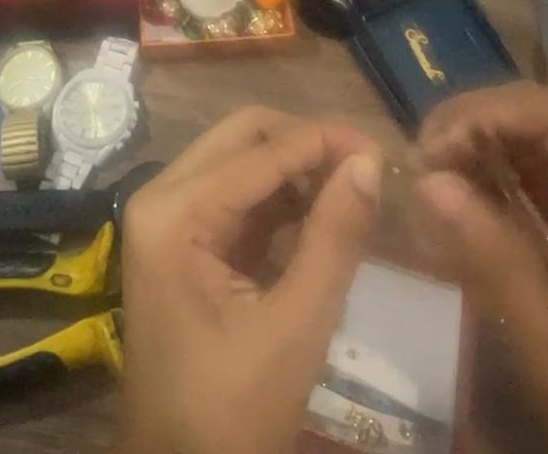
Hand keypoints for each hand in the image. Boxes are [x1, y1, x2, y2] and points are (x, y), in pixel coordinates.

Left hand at [116, 108, 381, 453]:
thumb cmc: (232, 410)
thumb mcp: (295, 327)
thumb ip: (334, 239)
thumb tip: (369, 162)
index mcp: (174, 213)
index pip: (261, 151)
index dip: (326, 142)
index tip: (385, 151)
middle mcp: (161, 198)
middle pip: (243, 137)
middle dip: (307, 143)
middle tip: (367, 167)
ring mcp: (169, 218)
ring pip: (241, 161)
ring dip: (297, 167)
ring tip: (356, 188)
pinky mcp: (185, 241)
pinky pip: (238, 197)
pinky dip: (283, 198)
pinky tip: (325, 212)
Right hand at [412, 84, 547, 453]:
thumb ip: (492, 262)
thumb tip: (424, 180)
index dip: (487, 113)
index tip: (429, 150)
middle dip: (476, 126)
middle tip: (419, 162)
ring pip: (540, 154)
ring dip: (479, 151)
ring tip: (427, 176)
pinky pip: (538, 193)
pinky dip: (491, 185)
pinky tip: (454, 200)